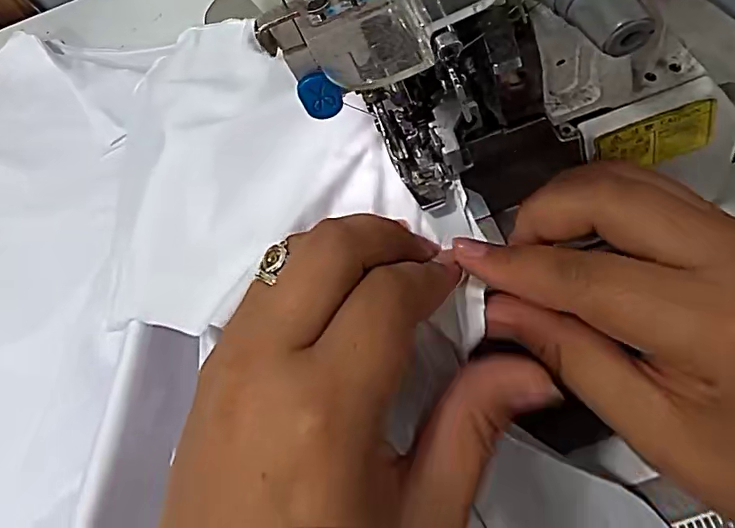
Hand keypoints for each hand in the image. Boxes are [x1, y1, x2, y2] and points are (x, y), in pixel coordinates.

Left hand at [160, 214, 560, 527]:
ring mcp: (228, 360)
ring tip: (382, 272)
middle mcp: (264, 366)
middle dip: (383, 235)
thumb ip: (471, 428)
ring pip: (288, 253)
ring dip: (341, 246)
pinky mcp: (210, 366)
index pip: (384, 294)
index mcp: (323, 409)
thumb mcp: (417, 520)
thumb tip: (525, 370)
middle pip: (329, 248)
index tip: (451, 280)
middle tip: (419, 259)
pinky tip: (334, 300)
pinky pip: (260, 284)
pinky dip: (303, 270)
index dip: (427, 275)